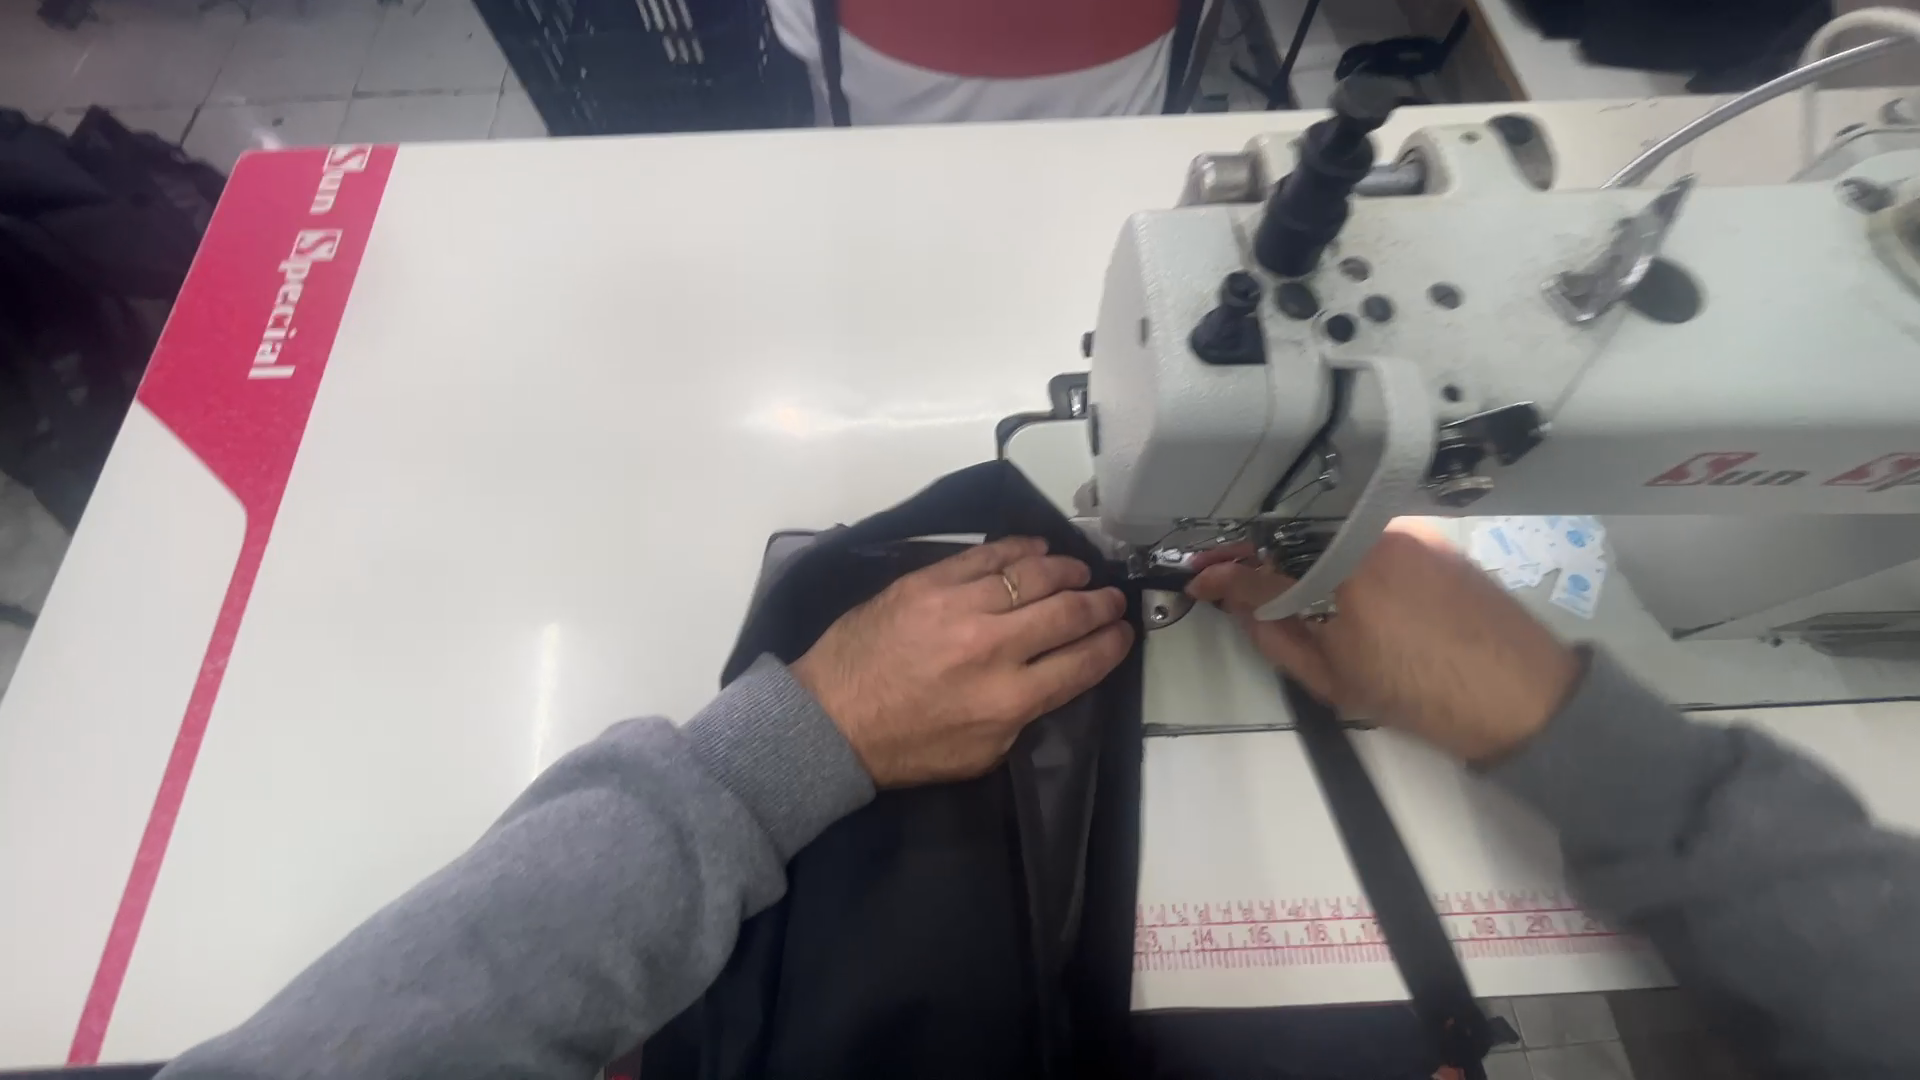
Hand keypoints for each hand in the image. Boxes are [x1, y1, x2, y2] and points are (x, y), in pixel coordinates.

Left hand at [792, 536, 1133, 785]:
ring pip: (1033, 575)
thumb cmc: (905, 746)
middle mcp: (993, 648)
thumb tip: (1050, 676)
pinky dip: (1019, 548)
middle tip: (1111, 598)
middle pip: (1067, 613)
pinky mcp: (930, 582)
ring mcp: (960, 608)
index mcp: (1009, 700)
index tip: (1123, 633)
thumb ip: (1023, 716)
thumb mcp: (980, 755)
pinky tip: (1037, 548)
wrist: (831, 719)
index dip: (1112, 644)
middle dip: (1100, 604)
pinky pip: (986, 555)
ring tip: (1080, 571)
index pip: (1082, 663)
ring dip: (1067, 571)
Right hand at [1185, 520, 1580, 762]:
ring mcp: (1401, 531)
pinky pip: (1363, 532)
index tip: (1198, 580)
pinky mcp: (1427, 534)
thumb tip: (1239, 606)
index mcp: (1338, 580)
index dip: (1221, 576)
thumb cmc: (1419, 698)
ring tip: (1282, 574)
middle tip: (1230, 572)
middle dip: (1252, 553)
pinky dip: (1337, 546)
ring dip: (1294, 548)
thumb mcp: (1331, 680)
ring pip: (1326, 530)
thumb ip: (1274, 637)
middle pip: (1288, 535)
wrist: (1525, 697)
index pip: (1259, 571)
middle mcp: (1366, 541)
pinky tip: (1338, 572)